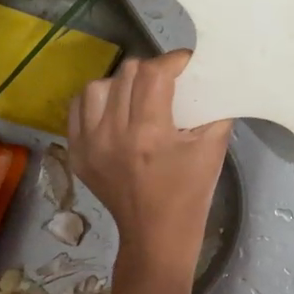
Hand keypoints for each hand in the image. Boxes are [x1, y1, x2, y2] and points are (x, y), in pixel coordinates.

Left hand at [68, 50, 231, 272]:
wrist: (156, 234)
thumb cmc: (191, 191)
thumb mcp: (214, 146)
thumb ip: (216, 107)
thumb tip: (215, 80)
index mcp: (148, 132)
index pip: (154, 73)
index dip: (173, 59)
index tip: (188, 63)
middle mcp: (112, 134)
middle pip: (126, 74)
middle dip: (152, 69)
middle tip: (169, 80)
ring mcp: (88, 145)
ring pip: (97, 87)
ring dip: (121, 83)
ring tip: (138, 94)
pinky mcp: (77, 154)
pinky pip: (78, 110)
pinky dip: (98, 103)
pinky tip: (116, 111)